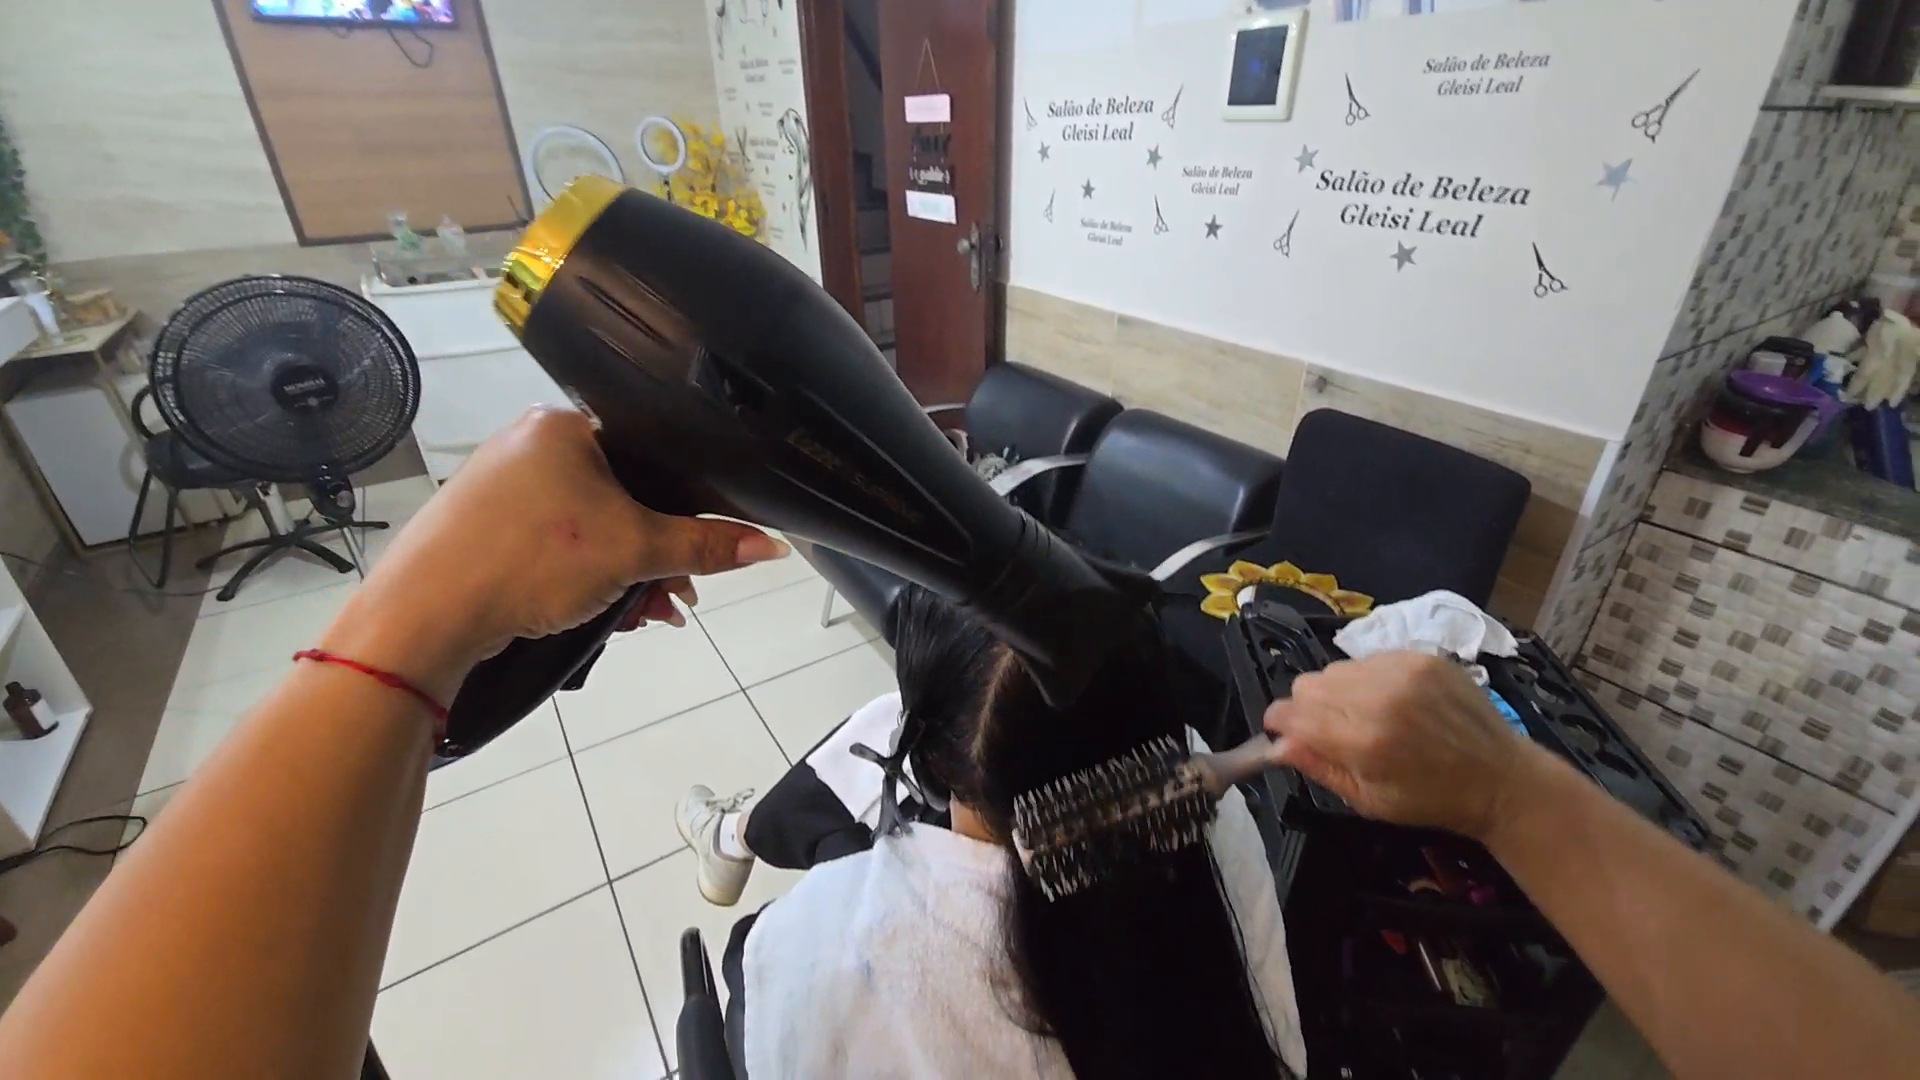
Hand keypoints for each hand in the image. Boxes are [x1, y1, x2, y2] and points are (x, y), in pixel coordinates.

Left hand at [319, 407, 787, 698]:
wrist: (422, 619)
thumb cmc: (530, 561)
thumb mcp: (633, 550)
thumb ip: (705, 545)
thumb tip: (773, 547)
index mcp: (565, 426)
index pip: (653, 453)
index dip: (688, 503)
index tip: (703, 547)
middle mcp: (533, 444)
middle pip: (629, 496)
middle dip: (660, 554)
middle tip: (679, 595)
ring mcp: (506, 485)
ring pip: (597, 526)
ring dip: (632, 573)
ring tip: (650, 614)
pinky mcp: (489, 524)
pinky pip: (564, 542)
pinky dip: (594, 576)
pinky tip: (612, 613)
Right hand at [1262, 652, 1548, 840]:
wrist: (1504, 779)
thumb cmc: (1431, 799)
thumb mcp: (1368, 801)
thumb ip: (1317, 766)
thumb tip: (1275, 744)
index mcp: (1362, 741)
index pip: (1290, 714)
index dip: (1281, 725)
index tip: (1289, 735)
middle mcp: (1376, 698)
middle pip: (1306, 686)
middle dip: (1309, 709)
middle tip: (1335, 730)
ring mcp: (1400, 672)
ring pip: (1334, 670)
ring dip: (1338, 692)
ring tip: (1368, 714)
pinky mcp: (1419, 657)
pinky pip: (1366, 659)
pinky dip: (1368, 679)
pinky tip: (1393, 700)